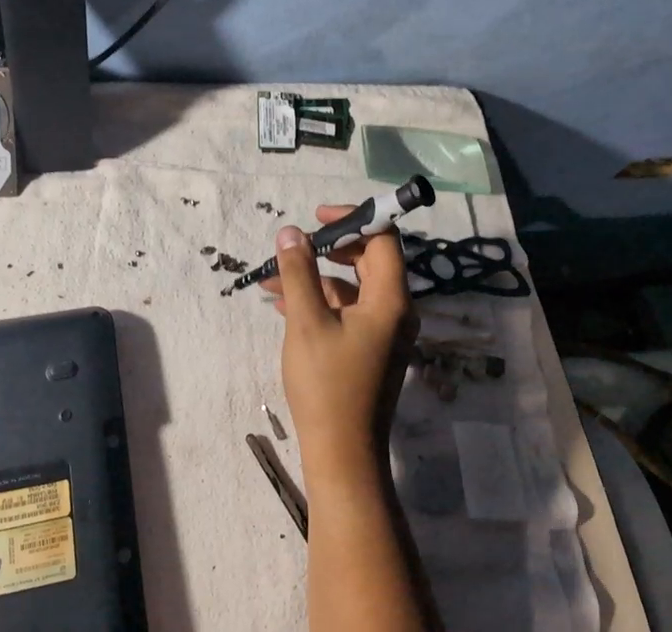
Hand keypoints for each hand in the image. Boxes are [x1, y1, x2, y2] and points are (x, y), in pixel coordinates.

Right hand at [261, 206, 417, 482]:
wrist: (343, 454)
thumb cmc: (326, 384)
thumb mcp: (306, 321)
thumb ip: (298, 272)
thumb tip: (291, 232)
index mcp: (391, 299)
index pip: (384, 239)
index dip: (354, 219)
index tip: (318, 217)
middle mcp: (397, 311)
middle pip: (370, 260)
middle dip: (331, 248)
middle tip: (296, 245)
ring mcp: (387, 334)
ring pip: (354, 288)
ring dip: (317, 278)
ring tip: (274, 280)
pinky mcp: (373, 351)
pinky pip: (350, 312)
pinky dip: (321, 303)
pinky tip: (284, 307)